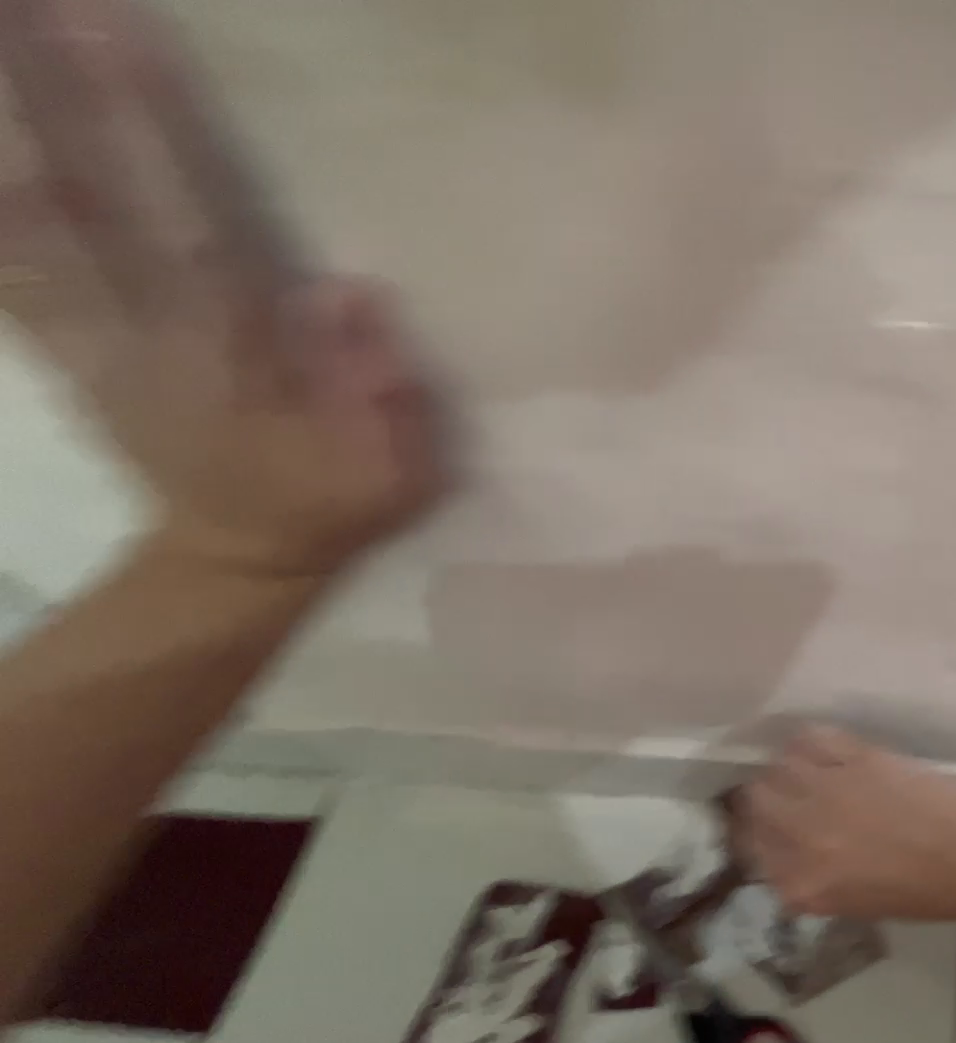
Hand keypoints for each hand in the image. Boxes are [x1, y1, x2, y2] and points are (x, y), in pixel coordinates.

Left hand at [1, 0, 443, 577]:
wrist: (240, 556)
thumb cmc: (338, 506)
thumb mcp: (395, 471)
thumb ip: (380, 388)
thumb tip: (350, 287)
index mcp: (231, 359)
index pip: (187, 226)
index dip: (151, 132)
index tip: (118, 32)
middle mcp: (140, 333)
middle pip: (75, 200)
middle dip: (39, 92)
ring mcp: (87, 337)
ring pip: (18, 219)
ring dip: (0, 128)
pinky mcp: (63, 342)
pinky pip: (1, 261)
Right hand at [740, 726, 955, 921]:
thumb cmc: (924, 891)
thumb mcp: (852, 901)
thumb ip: (812, 876)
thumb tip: (794, 849)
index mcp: (803, 883)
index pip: (751, 849)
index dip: (759, 834)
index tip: (769, 825)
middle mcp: (803, 836)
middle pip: (755, 800)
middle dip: (766, 798)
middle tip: (787, 794)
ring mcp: (828, 791)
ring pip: (777, 766)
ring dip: (788, 767)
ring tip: (809, 769)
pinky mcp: (856, 757)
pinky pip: (811, 738)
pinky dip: (812, 742)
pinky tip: (826, 749)